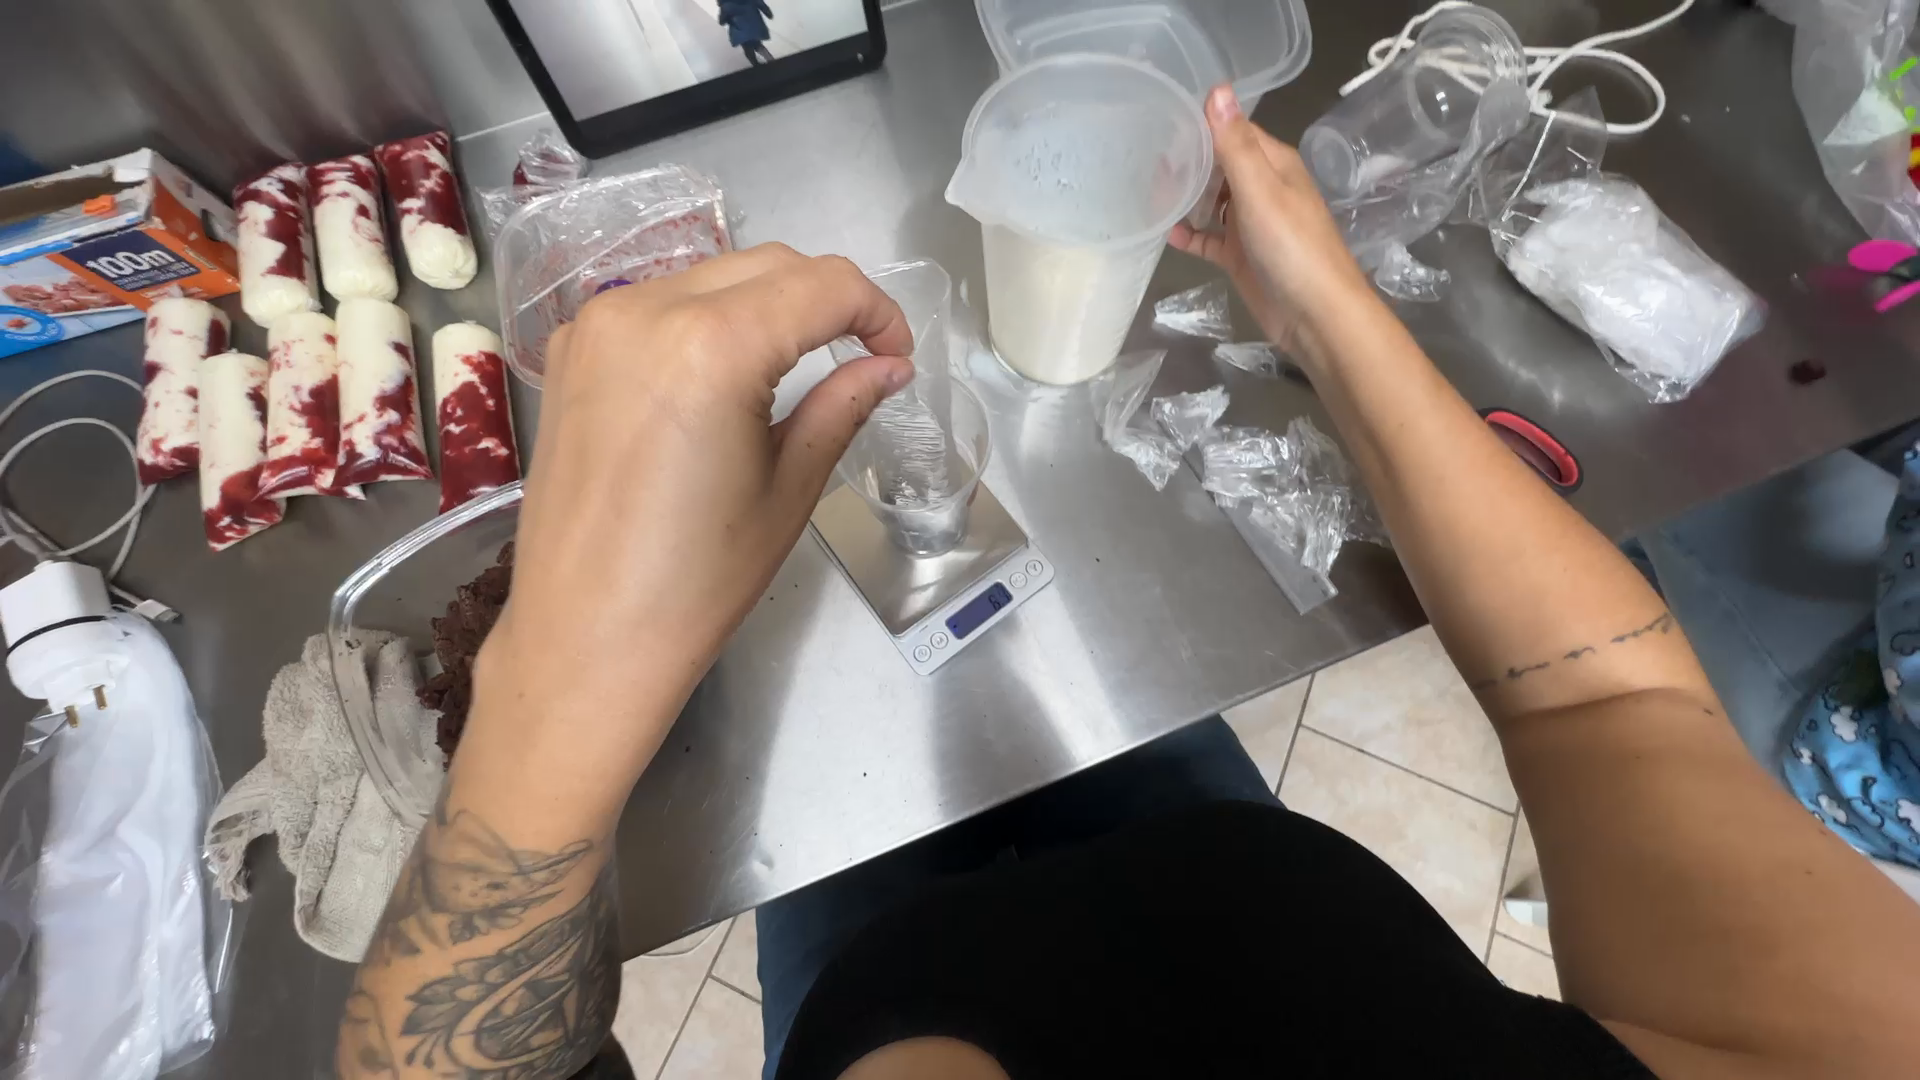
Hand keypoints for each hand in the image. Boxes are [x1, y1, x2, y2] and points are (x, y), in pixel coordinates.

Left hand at [473, 245, 912, 776]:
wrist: (588, 635)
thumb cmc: (702, 579)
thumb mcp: (790, 487)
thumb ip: (843, 406)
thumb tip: (891, 366)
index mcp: (710, 348)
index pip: (821, 285)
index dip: (877, 311)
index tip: (896, 356)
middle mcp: (643, 309)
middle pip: (768, 265)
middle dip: (830, 300)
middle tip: (861, 356)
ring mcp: (596, 323)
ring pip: (714, 276)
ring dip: (772, 306)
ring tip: (798, 367)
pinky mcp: (572, 349)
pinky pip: (662, 304)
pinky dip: (713, 320)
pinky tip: (727, 374)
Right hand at [1170, 86, 1376, 360]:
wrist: (1312, 312)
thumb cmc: (1290, 246)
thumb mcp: (1260, 190)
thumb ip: (1235, 145)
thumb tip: (1216, 90)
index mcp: (1273, 165)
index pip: (1234, 131)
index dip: (1202, 124)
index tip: (1161, 120)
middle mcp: (1262, 189)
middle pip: (1220, 165)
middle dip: (1188, 161)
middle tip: (1145, 160)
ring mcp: (1250, 224)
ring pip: (1212, 202)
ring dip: (1187, 197)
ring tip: (1149, 192)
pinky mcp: (1239, 256)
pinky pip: (1209, 239)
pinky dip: (1190, 235)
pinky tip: (1167, 234)